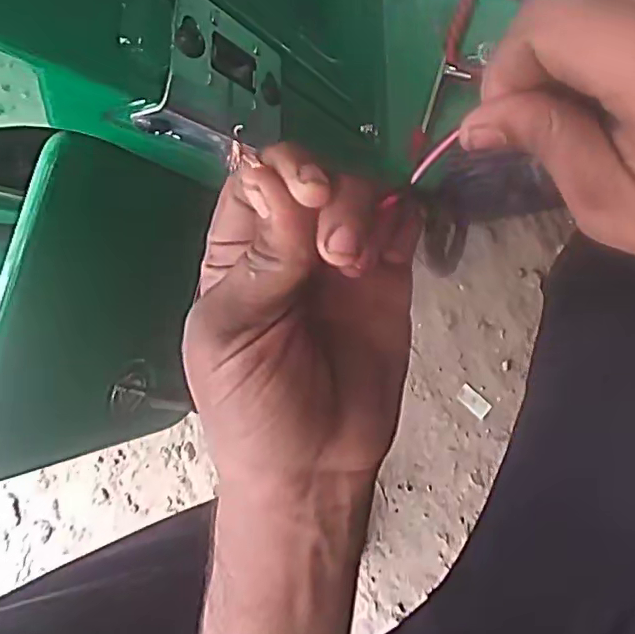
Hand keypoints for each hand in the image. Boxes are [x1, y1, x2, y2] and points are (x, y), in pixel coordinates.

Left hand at [183, 143, 420, 504]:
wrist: (317, 465)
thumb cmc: (252, 406)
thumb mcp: (231, 333)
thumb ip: (261, 260)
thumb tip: (276, 178)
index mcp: (241, 248)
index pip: (259, 178)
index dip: (284, 168)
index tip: (307, 192)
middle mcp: (294, 240)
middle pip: (319, 174)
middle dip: (332, 195)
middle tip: (335, 250)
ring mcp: (346, 254)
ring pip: (364, 190)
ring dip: (365, 211)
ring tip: (356, 264)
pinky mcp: (390, 274)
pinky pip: (403, 222)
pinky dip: (402, 220)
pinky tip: (390, 252)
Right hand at [457, 0, 634, 303]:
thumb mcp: (610, 207)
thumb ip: (544, 142)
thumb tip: (476, 118)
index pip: (556, 19)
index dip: (511, 61)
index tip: (509, 113)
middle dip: (537, 31)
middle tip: (540, 93)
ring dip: (571, 14)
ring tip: (576, 77)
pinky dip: (608, 8)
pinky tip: (616, 62)